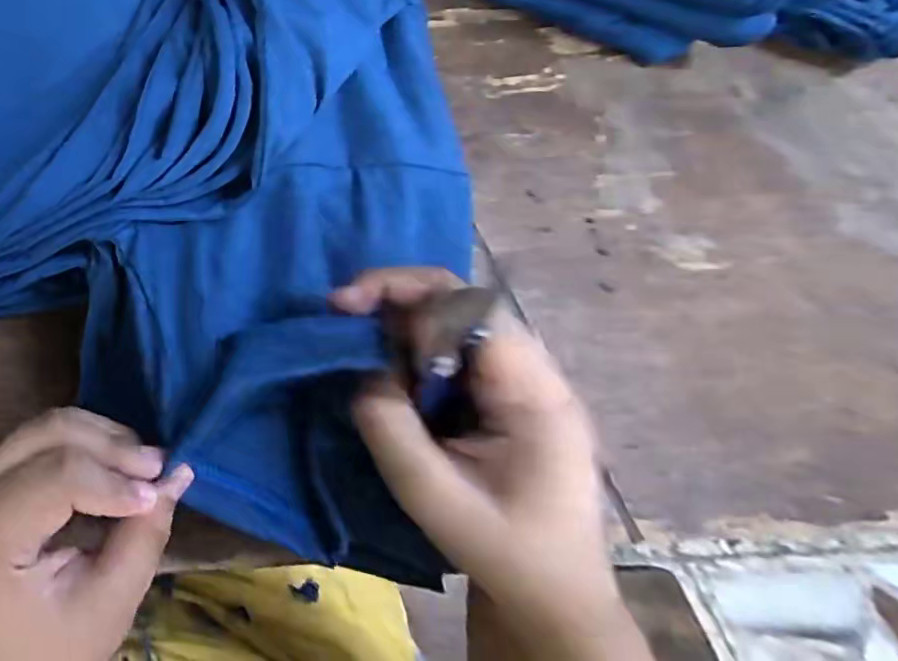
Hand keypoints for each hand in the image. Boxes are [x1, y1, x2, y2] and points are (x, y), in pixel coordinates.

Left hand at [0, 408, 194, 660]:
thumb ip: (141, 540)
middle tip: (158, 466)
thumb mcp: (104, 608)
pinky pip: (43, 436)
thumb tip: (178, 474)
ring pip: (49, 425)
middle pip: (53, 433)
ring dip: (102, 436)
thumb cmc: (50, 647)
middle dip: (111, 444)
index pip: (61, 474)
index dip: (114, 479)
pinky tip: (116, 462)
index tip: (157, 495)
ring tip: (143, 465)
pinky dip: (85, 441)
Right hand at [331, 269, 646, 660]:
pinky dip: (410, 350)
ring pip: (451, 320)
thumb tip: (359, 367)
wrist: (555, 605)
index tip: (350, 307)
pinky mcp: (504, 395)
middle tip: (342, 314)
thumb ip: (387, 423)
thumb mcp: (430, 493)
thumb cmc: (502, 552)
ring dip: (399, 325)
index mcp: (533, 393)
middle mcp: (533, 374)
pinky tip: (391, 378)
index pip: (471, 304)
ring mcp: (521, 382)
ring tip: (362, 353)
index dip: (406, 292)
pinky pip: (451, 348)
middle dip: (394, 298)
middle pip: (459, 301)